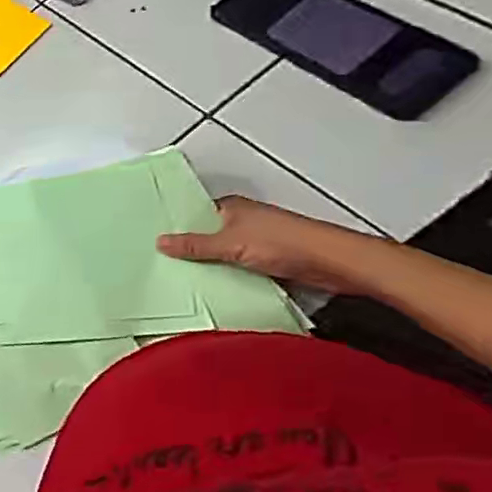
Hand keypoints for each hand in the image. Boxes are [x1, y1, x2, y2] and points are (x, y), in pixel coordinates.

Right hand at [157, 195, 375, 295]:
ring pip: (224, 252)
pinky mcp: (272, 259)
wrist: (337, 263)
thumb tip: (159, 242)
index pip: (194, 213)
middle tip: (162, 259)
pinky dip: (229, 273)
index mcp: (231, 207)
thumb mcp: (229, 244)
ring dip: (211, 263)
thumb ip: (194, 245)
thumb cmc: (284, 243)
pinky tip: (213, 283)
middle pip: (208, 233)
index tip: (154, 237)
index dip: (175, 224)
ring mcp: (259, 240)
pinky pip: (240, 266)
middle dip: (190, 246)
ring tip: (182, 273)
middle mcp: (244, 220)